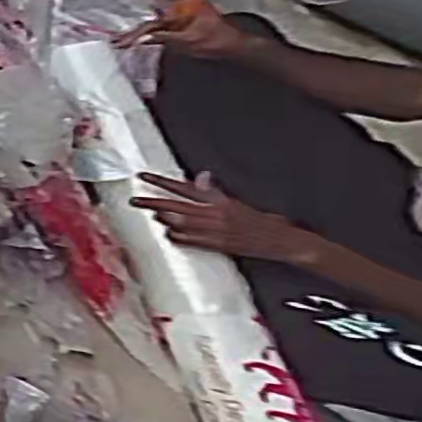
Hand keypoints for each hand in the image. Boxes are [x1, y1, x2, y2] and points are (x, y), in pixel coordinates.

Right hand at [115, 0, 262, 60]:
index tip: (120, 41)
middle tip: (114, 42)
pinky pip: (157, 30)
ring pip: (152, 26)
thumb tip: (141, 39)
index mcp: (184, 7)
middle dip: (132, 33)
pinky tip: (133, 42)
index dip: (136, 32)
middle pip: (150, 22)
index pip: (154, 21)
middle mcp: (180, 9)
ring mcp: (178, 18)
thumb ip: (165, 37)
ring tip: (118, 43)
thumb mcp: (190, 39)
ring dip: (136, 35)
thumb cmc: (215, 40)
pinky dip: (145, 37)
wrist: (233, 46)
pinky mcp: (177, 26)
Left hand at [129, 173, 324, 264]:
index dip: (162, 182)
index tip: (142, 176)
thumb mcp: (237, 203)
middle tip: (133, 200)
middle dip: (151, 202)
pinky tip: (170, 233)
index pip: (185, 188)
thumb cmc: (262, 222)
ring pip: (178, 222)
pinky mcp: (217, 245)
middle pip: (176, 205)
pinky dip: (174, 236)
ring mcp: (215, 230)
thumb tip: (200, 176)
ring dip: (163, 219)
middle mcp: (216, 215)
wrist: (287, 242)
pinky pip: (186, 239)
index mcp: (222, 202)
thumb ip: (214, 192)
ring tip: (157, 216)